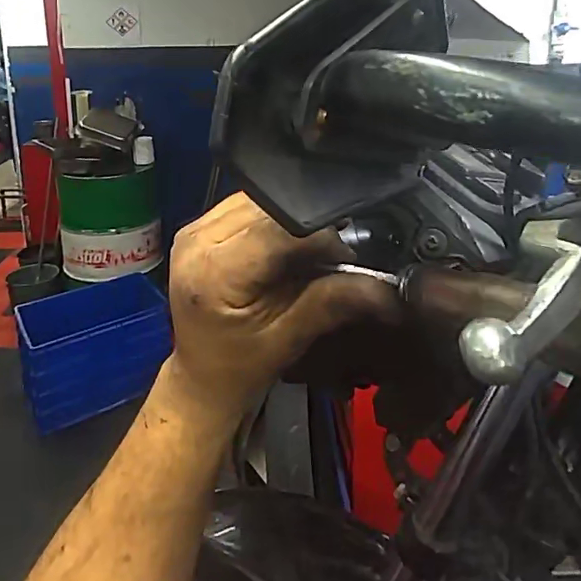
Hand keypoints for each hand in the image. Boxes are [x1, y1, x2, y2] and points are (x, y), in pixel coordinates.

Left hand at [166, 194, 399, 419]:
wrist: (198, 381)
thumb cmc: (237, 368)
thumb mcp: (288, 339)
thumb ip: (332, 303)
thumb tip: (385, 289)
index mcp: (213, 271)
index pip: (278, 227)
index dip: (321, 236)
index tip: (348, 256)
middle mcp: (197, 240)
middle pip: (270, 207)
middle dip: (310, 226)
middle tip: (333, 258)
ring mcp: (194, 229)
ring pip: (261, 199)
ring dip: (292, 219)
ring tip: (307, 254)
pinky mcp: (199, 226)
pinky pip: (247, 205)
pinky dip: (274, 219)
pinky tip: (284, 245)